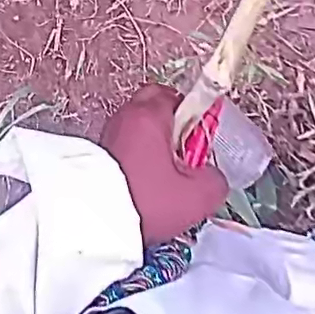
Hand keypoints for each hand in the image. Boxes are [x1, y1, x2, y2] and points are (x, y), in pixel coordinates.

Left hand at [100, 84, 229, 243]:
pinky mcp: (101, 148)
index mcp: (149, 116)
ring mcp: (111, 130)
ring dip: (156, 139)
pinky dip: (140, 151)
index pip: (173, 96)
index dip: (193, 114)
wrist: (100, 217)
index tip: (201, 138)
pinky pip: (127, 139)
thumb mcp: (196, 196)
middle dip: (174, 122)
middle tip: (187, 152)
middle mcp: (126, 115)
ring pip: (140, 123)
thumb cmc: (146, 199)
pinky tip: (148, 178)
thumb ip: (214, 179)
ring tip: (168, 171)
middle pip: (153, 103)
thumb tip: (211, 174)